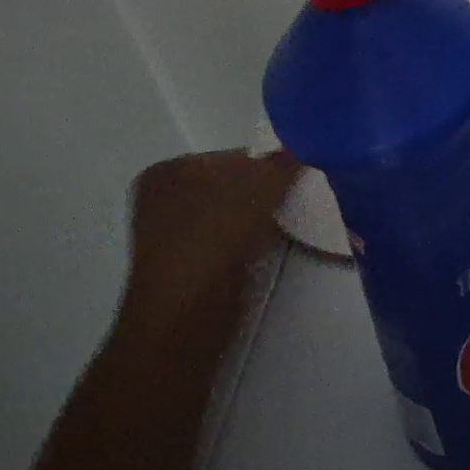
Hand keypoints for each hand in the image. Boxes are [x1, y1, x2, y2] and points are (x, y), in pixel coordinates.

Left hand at [116, 149, 300, 342]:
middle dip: (267, 191)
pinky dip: (253, 242)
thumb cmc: (212, 242)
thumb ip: (284, 164)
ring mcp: (175, 238)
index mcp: (167, 172)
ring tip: (292, 222)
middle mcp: (164, 202)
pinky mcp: (191, 269)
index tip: (298, 174)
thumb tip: (305, 147)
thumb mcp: (258, 189)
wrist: (185, 322)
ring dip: (263, 219)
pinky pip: (232, 242)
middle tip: (301, 196)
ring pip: (235, 215)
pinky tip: (271, 247)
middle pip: (234, 185)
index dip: (268, 163)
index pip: (232, 157)